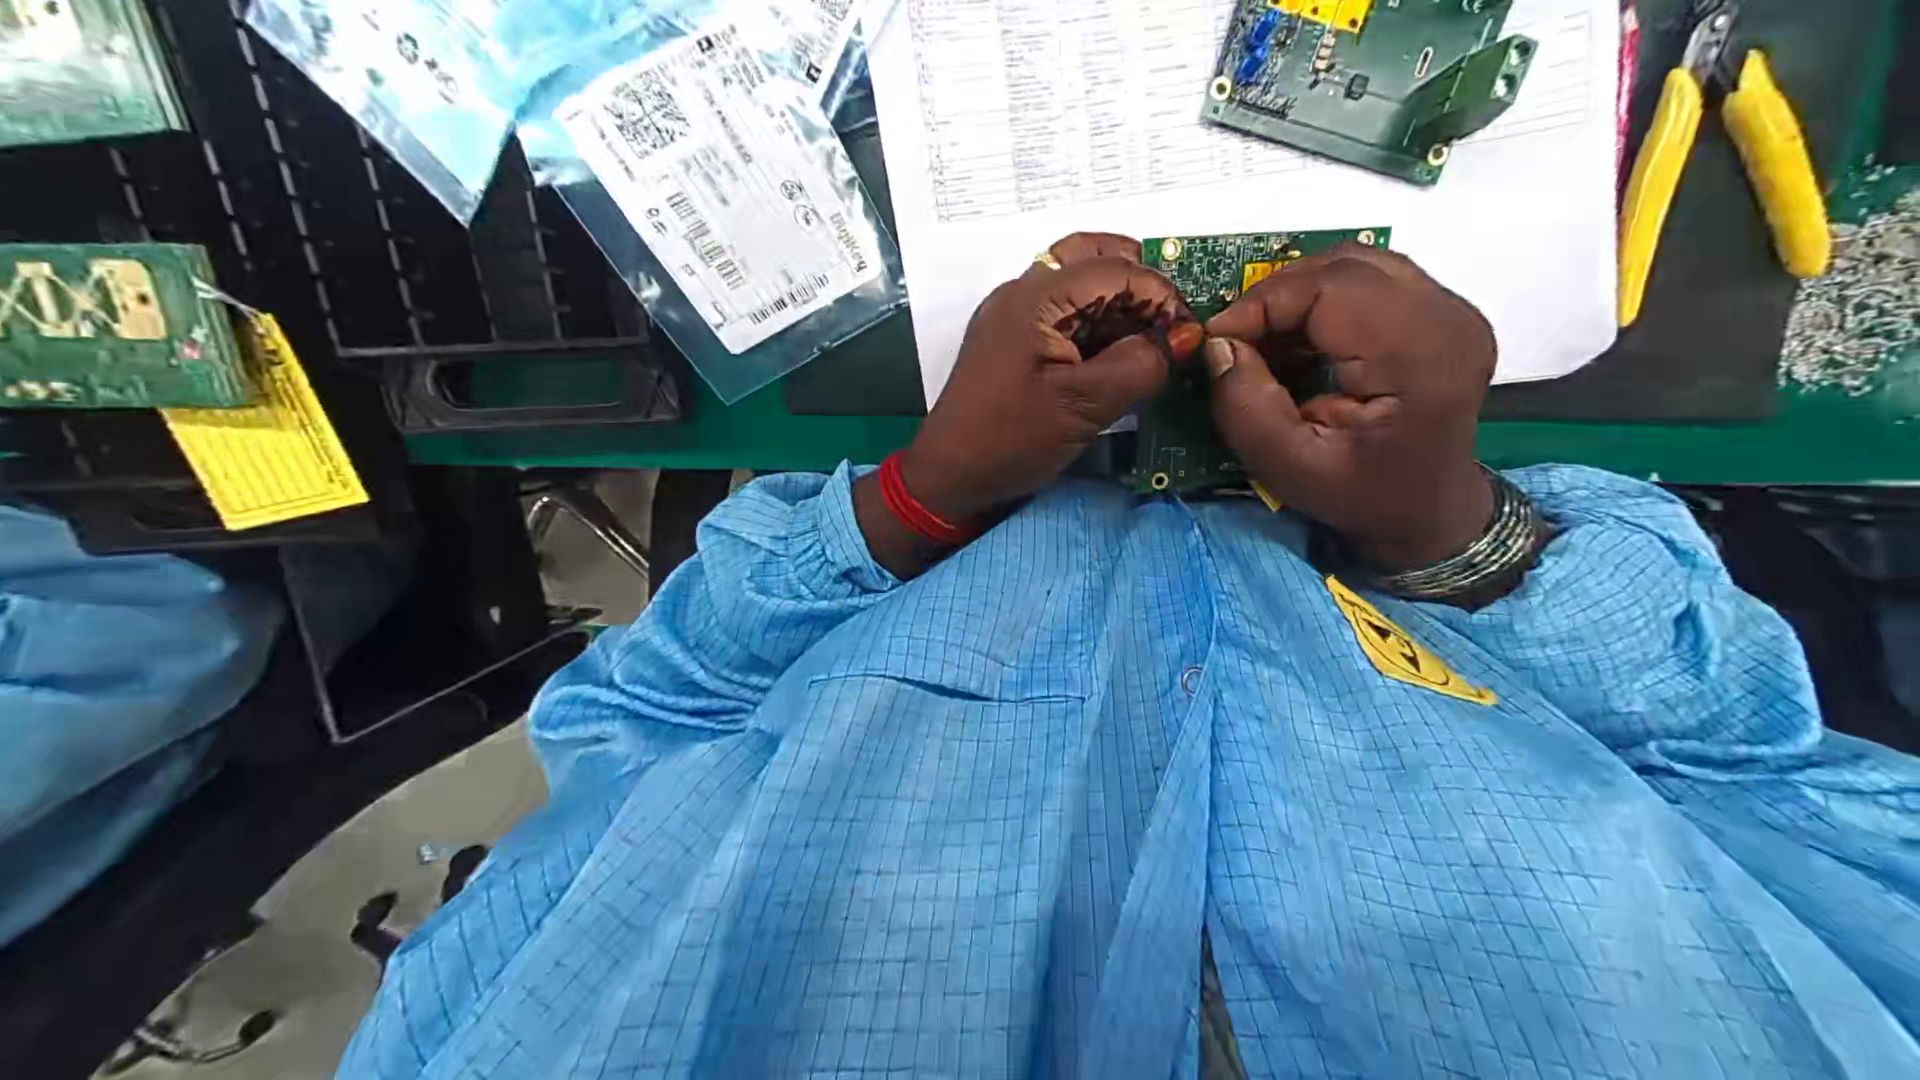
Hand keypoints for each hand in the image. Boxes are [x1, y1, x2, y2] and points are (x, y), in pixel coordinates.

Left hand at [856, 234, 1201, 576]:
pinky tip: (1120, 358)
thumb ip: (1140, 366)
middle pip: (1092, 259)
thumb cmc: (1007, 442)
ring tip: (1151, 346)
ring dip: (1119, 308)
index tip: (1187, 334)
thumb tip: (1182, 339)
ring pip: (1079, 287)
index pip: (1114, 268)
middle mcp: (1021, 295)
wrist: (949, 478)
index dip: (1160, 295)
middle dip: (1138, 286)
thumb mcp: (1083, 407)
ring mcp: (1015, 319)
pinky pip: (1064, 319)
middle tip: (1168, 327)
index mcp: (1034, 298)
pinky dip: (1097, 330)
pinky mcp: (1015, 345)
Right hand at [1203, 244, 1495, 571]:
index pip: (1331, 287)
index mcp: (1419, 358)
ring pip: (1354, 263)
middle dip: (1274, 295)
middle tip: (1234, 340)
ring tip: (1261, 338)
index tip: (1216, 340)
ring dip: (1295, 294)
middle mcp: (1447, 318)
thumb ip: (1247, 408)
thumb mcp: (1288, 469)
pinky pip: (1366, 280)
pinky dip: (1318, 300)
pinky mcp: (1438, 312)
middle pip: (1344, 265)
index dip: (1263, 303)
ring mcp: (1449, 310)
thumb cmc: (1361, 496)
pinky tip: (1295, 340)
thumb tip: (1217, 346)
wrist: (1426, 510)